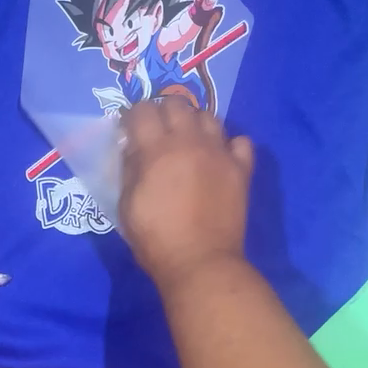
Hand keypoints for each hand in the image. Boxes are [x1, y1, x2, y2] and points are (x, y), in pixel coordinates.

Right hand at [117, 99, 254, 289]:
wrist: (200, 263)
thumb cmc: (156, 241)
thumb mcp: (127, 207)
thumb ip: (129, 171)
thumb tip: (132, 150)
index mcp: (157, 150)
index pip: (142, 111)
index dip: (132, 117)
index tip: (129, 131)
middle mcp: (190, 142)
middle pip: (176, 104)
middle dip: (163, 113)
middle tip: (157, 133)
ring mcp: (219, 153)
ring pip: (209, 116)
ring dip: (194, 123)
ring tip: (188, 141)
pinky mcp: (241, 169)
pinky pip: (240, 142)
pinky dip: (229, 144)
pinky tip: (220, 157)